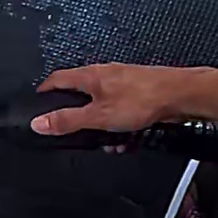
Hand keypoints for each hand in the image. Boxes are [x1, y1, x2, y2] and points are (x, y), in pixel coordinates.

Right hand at [32, 64, 208, 135]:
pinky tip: (127, 140)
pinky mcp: (138, 93)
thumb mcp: (97, 116)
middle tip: (77, 133)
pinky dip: (121, 128)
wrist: (179, 95)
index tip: (39, 103)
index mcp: (90, 76)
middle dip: (79, 118)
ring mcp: (122, 83)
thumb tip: (40, 122)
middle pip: (81, 96)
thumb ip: (68, 120)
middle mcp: (105, 75)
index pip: (57, 79)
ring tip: (110, 142)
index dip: (45, 92)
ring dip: (103, 128)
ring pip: (103, 108)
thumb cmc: (143, 98)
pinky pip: (121, 113)